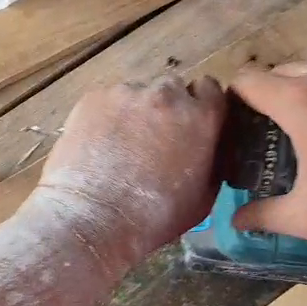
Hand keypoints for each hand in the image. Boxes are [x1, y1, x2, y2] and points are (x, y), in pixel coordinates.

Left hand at [30, 76, 227, 270]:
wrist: (97, 217)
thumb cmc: (156, 216)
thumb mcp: (205, 194)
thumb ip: (212, 155)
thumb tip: (208, 142)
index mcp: (201, 116)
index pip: (209, 89)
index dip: (200, 105)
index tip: (189, 123)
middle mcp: (167, 94)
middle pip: (172, 88)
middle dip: (167, 107)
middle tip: (152, 136)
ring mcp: (127, 92)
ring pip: (137, 92)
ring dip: (135, 110)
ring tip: (121, 142)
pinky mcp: (94, 96)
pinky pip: (108, 99)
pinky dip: (107, 115)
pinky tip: (99, 142)